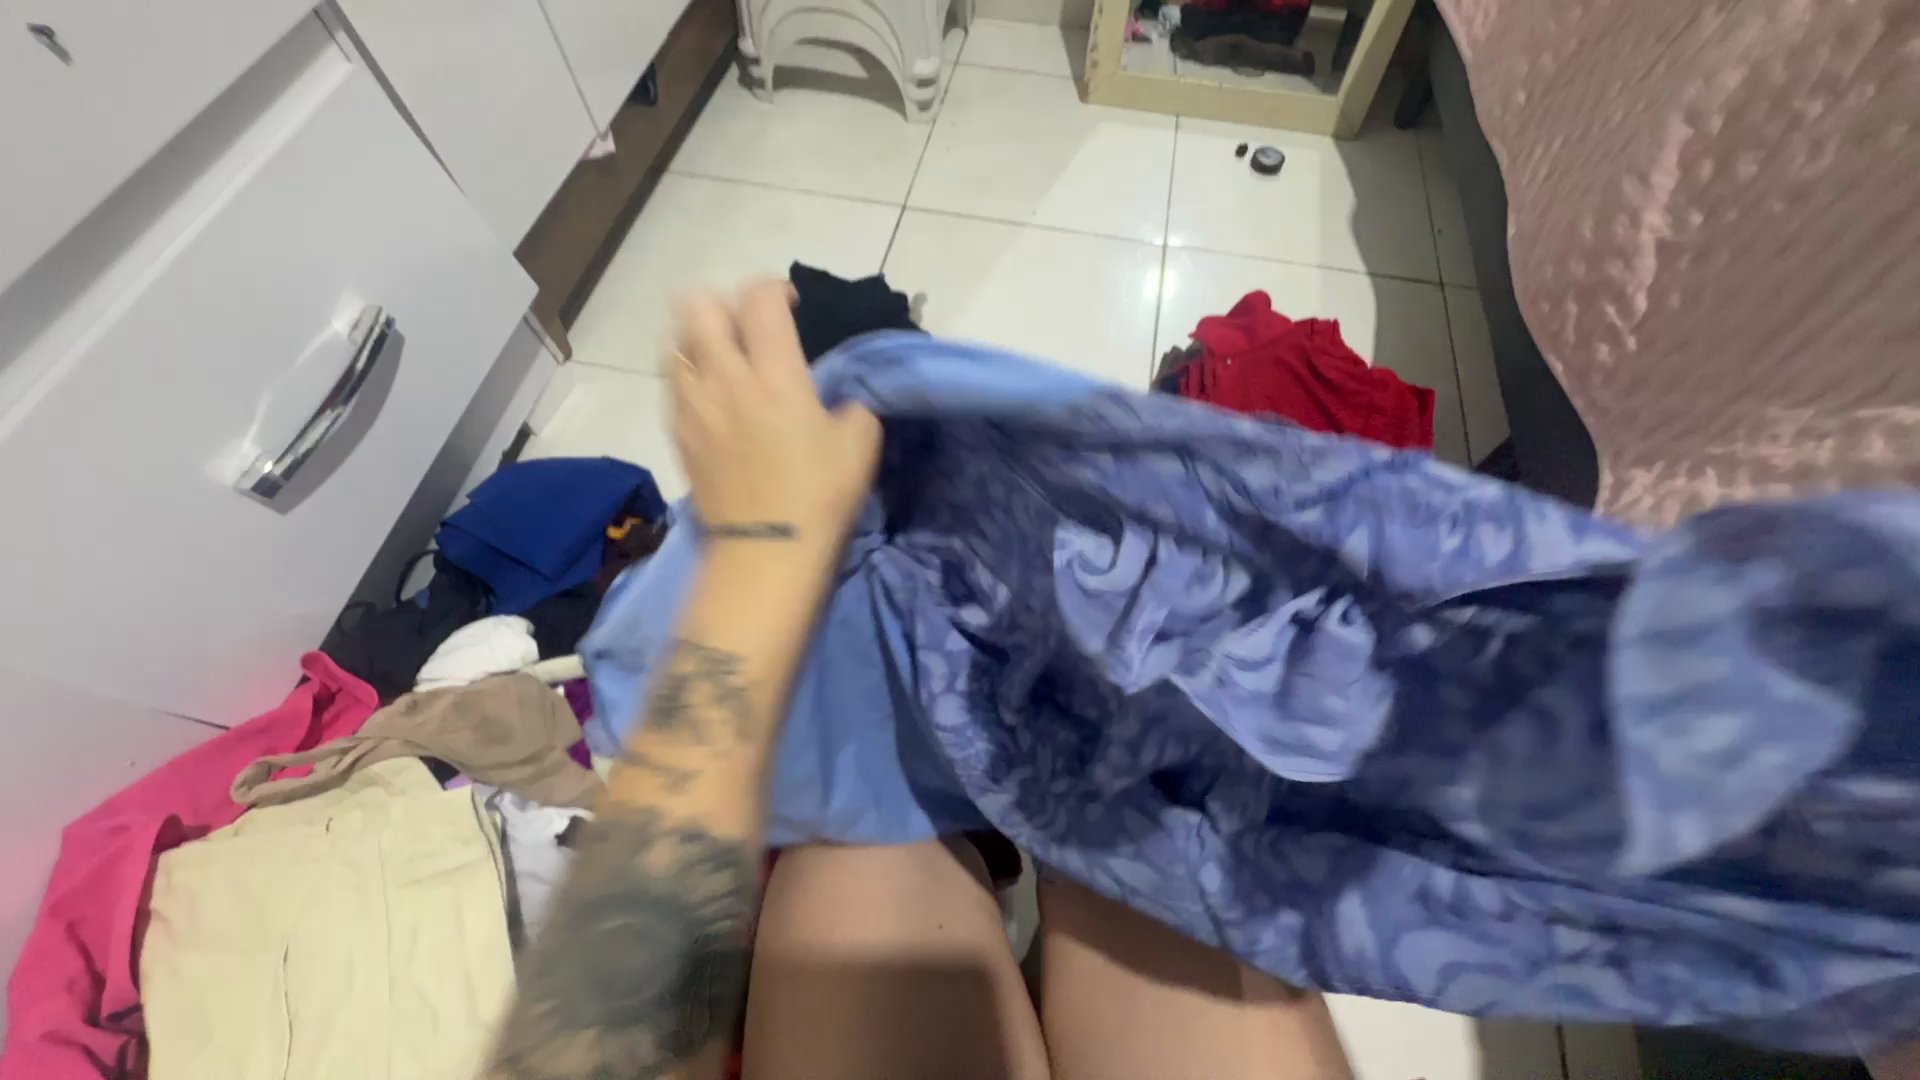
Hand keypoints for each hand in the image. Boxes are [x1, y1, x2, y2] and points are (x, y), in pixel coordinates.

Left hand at [669, 280, 881, 552]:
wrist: (765, 549)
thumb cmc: (819, 494)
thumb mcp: (860, 443)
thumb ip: (852, 403)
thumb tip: (838, 397)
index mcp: (774, 373)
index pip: (758, 297)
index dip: (775, 288)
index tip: (791, 306)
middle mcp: (724, 377)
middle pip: (697, 304)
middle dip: (723, 303)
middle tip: (748, 329)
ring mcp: (692, 403)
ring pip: (675, 340)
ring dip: (699, 338)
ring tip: (725, 361)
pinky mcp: (676, 431)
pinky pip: (672, 381)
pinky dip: (690, 375)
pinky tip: (714, 400)